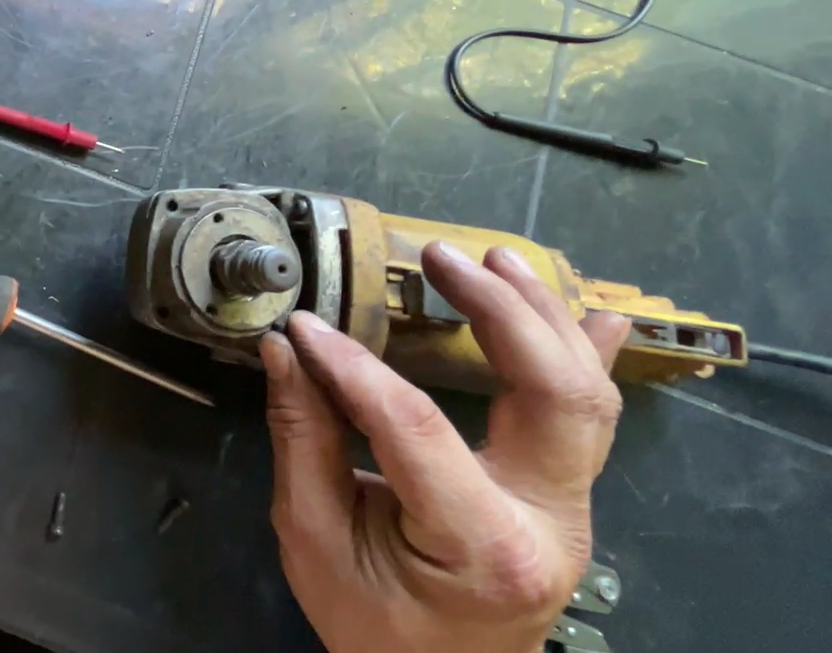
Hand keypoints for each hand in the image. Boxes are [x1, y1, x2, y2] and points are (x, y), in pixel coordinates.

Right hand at [261, 242, 629, 652]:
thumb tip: (283, 349)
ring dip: (542, 317)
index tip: (302, 325)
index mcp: (479, 543)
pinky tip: (587, 312)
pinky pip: (590, 419)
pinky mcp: (561, 494)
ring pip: (586, 398)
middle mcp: (548, 520)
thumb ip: (303, 437)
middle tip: (438, 256)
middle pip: (553, 397)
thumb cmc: (370, 622)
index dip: (350, 366)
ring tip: (493, 258)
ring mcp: (568, 507)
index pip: (413, 426)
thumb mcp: (313, 536)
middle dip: (498, 313)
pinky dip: (587, 357)